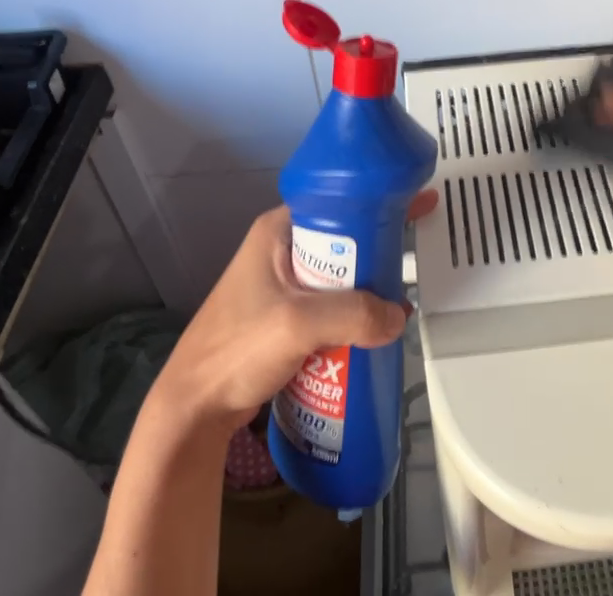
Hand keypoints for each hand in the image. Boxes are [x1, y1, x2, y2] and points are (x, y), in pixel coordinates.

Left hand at [155, 192, 437, 431]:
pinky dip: (356, 317)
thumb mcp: (297, 324)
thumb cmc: (234, 352)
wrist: (194, 410)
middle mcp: (281, 251)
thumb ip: (353, 315)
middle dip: (380, 253)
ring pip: (342, 278)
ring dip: (371, 291)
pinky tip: (378, 332)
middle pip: (344, 242)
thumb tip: (398, 317)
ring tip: (402, 303)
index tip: (418, 204)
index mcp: (277, 231)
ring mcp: (283, 287)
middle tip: (416, 260)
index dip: (378, 202)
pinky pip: (334, 308)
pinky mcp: (287, 319)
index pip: (337, 202)